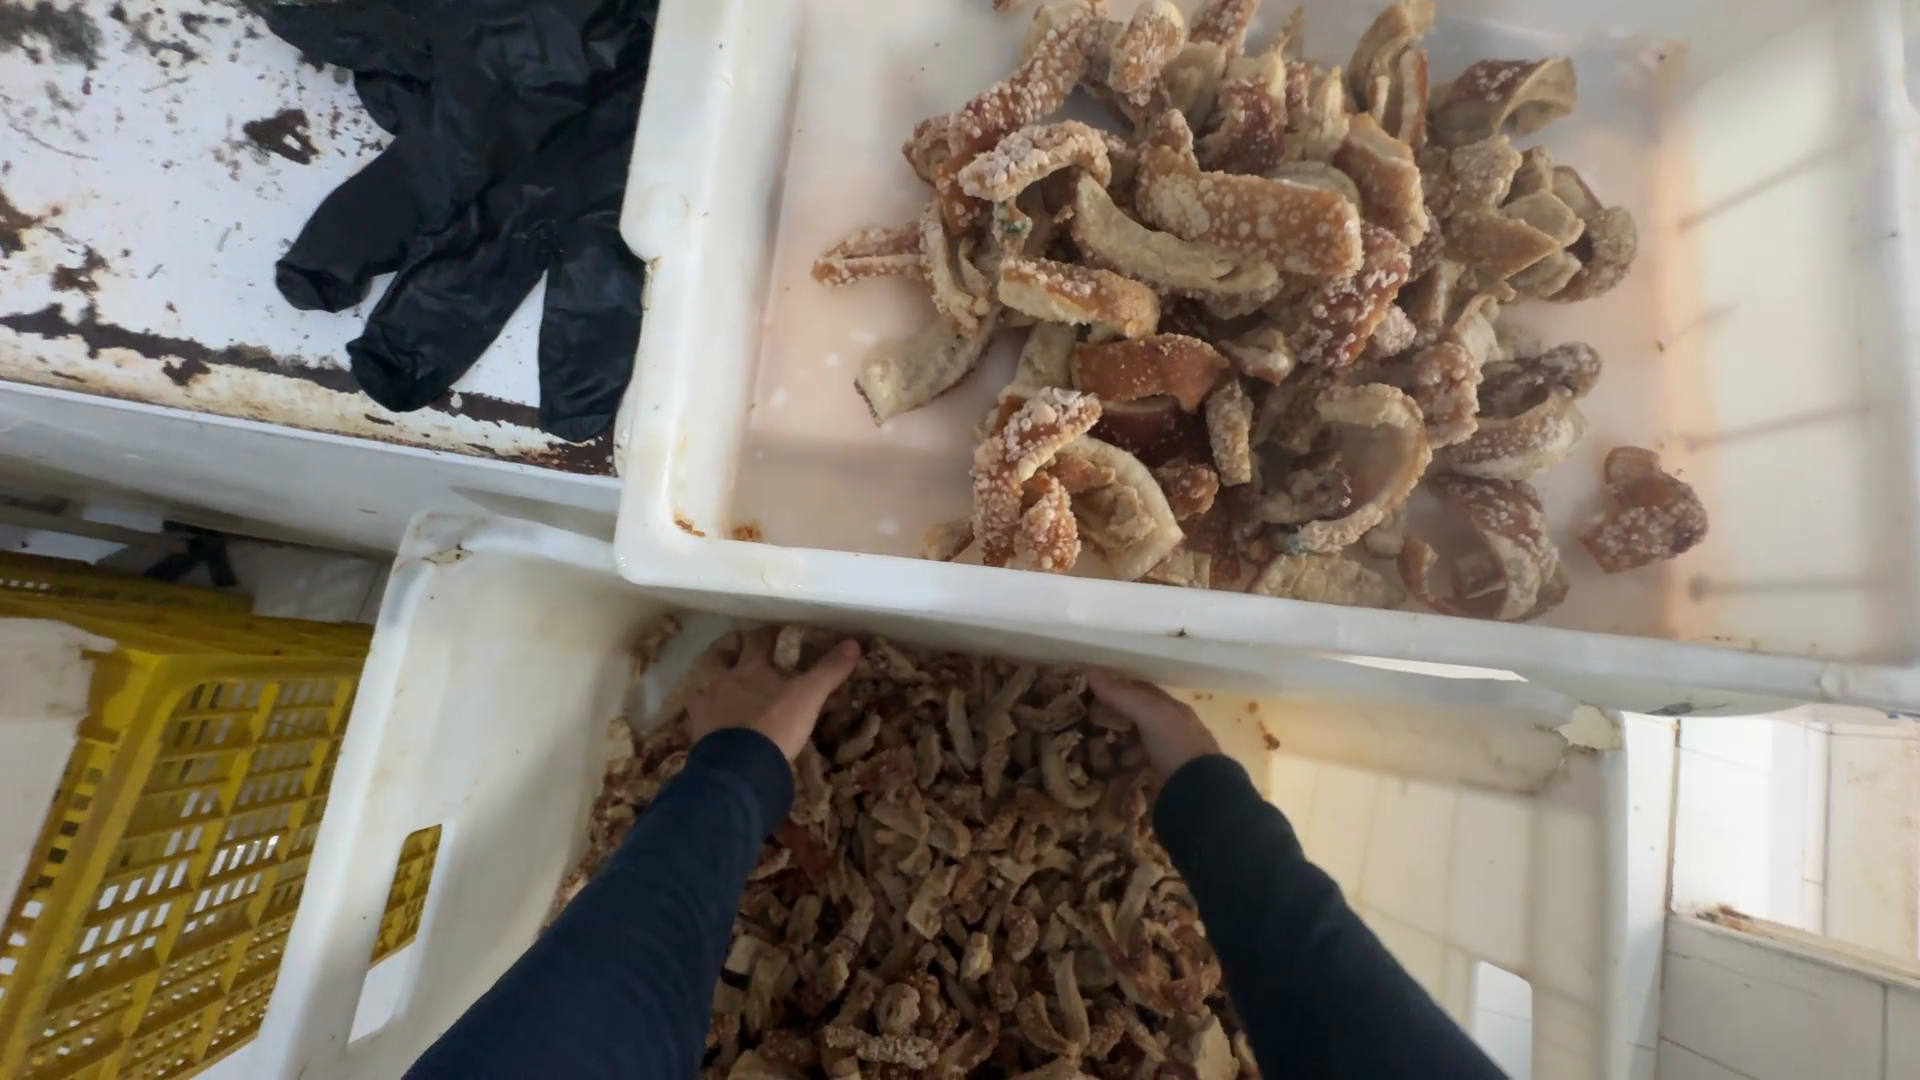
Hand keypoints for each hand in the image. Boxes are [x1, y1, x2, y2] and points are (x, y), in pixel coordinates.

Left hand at [687, 629, 860, 760]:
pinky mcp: (697, 732)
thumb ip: (829, 670)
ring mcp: (705, 707)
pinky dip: (705, 711)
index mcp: (750, 667)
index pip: (757, 639)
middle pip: (717, 656)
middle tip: (740, 653)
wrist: (739, 769)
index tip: (776, 634)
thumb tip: (854, 643)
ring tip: (723, 683)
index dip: (766, 634)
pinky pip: (697, 715)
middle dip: (728, 650)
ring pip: (700, 683)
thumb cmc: (776, 725)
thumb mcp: (809, 696)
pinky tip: (714, 717)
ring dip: (710, 679)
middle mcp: (722, 681)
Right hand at [1087, 668, 1220, 780]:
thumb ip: (1122, 695)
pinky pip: (1136, 766)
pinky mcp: (1163, 779)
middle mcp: (1172, 729)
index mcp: (1173, 709)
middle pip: (1137, 716)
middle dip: (1113, 715)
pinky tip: (1106, 767)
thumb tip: (1090, 672)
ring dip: (1116, 741)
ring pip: (1136, 741)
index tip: (1090, 689)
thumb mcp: (1150, 714)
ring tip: (1089, 744)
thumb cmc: (1177, 745)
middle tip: (1084, 718)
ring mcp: (1169, 755)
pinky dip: (1121, 764)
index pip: (1142, 690)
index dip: (1117, 686)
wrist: (1200, 794)